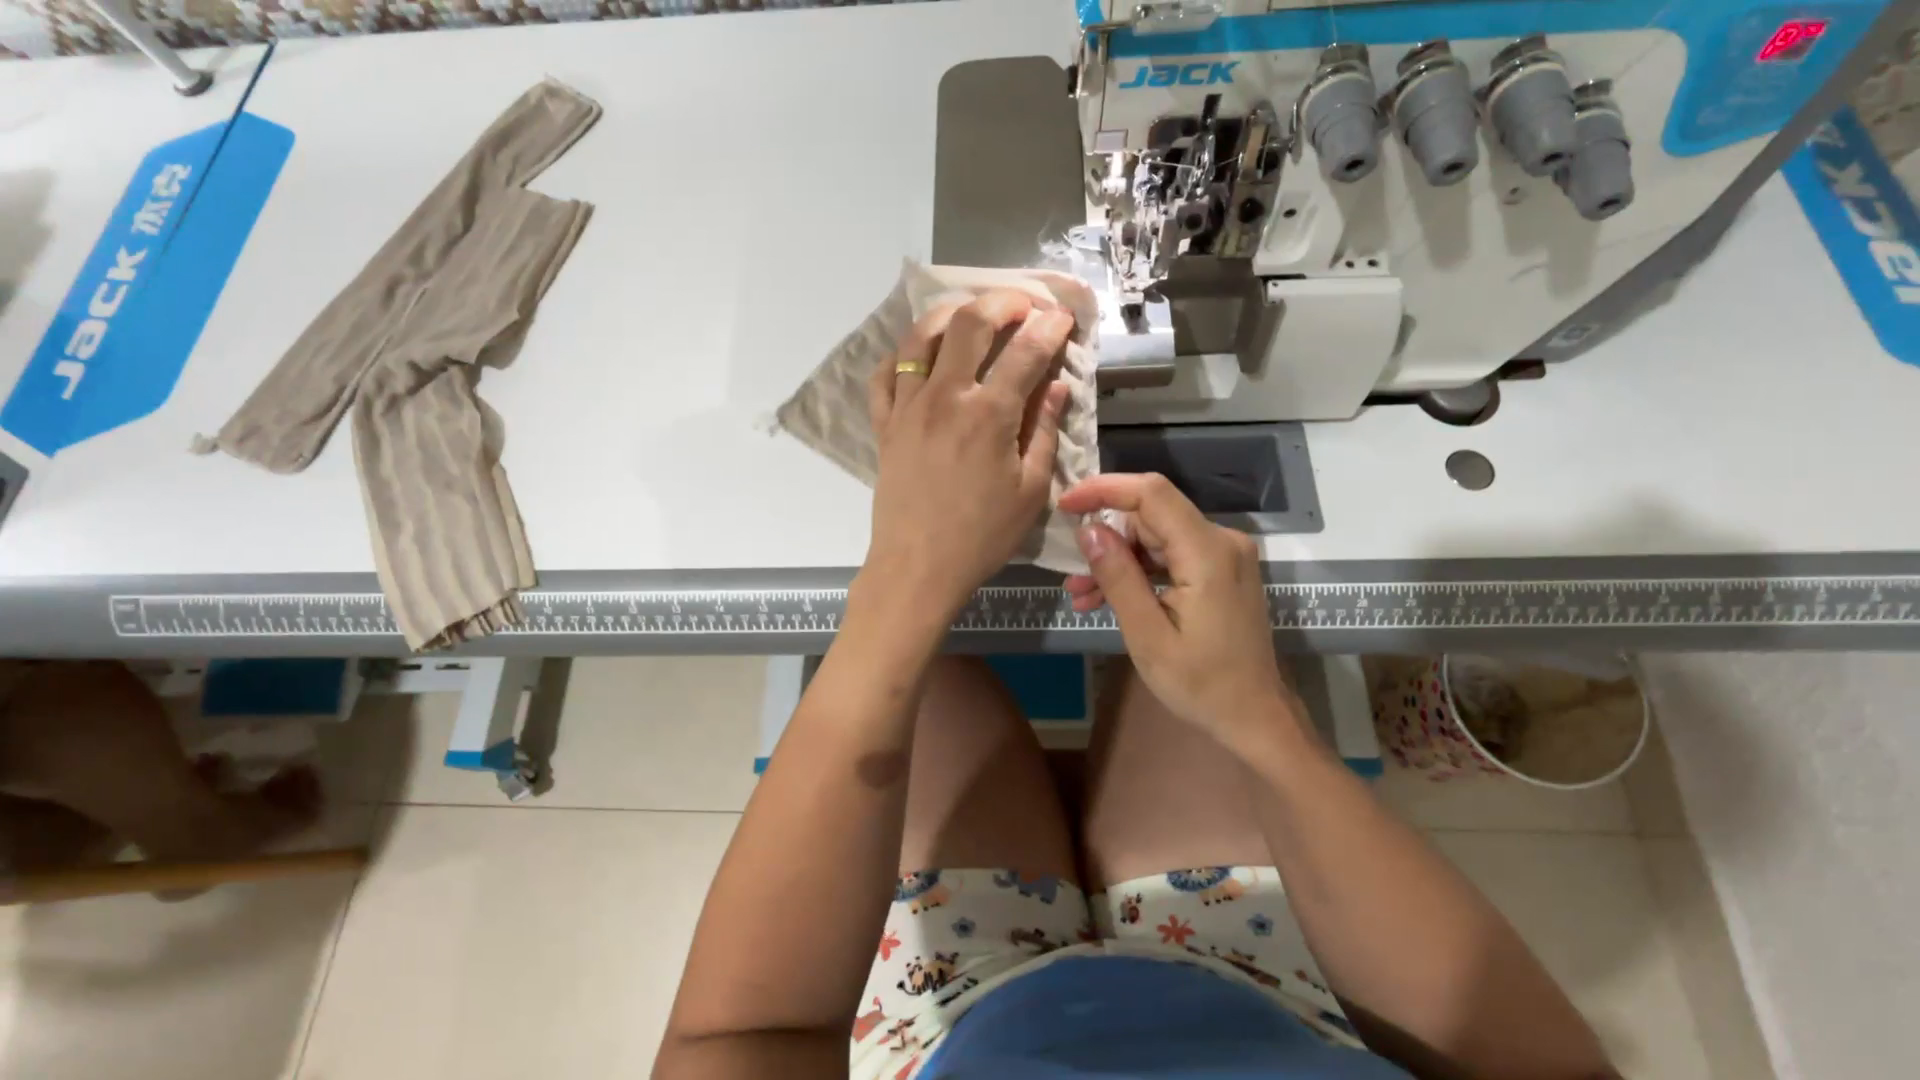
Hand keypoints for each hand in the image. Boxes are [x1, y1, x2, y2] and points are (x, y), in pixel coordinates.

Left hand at [861, 289, 1073, 618]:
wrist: (918, 567)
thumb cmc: (982, 536)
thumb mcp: (1031, 490)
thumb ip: (1044, 431)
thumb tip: (1057, 386)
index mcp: (989, 415)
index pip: (1026, 351)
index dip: (1050, 327)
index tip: (1063, 317)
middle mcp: (945, 397)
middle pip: (970, 323)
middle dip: (1003, 301)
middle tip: (1023, 305)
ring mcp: (908, 407)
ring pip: (921, 337)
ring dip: (951, 313)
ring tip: (973, 314)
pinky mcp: (884, 424)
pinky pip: (885, 374)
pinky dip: (903, 356)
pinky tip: (921, 358)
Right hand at [1059, 474, 1300, 749]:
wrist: (1254, 716)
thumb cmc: (1201, 683)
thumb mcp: (1147, 635)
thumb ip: (1118, 576)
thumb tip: (1089, 530)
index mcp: (1208, 553)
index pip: (1152, 494)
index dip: (1104, 489)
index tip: (1065, 505)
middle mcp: (1222, 541)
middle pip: (1152, 516)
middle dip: (1106, 538)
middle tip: (1072, 575)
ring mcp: (1225, 555)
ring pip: (1158, 536)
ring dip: (1119, 560)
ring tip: (1084, 596)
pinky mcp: (1222, 570)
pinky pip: (1173, 555)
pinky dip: (1141, 571)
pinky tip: (1110, 598)